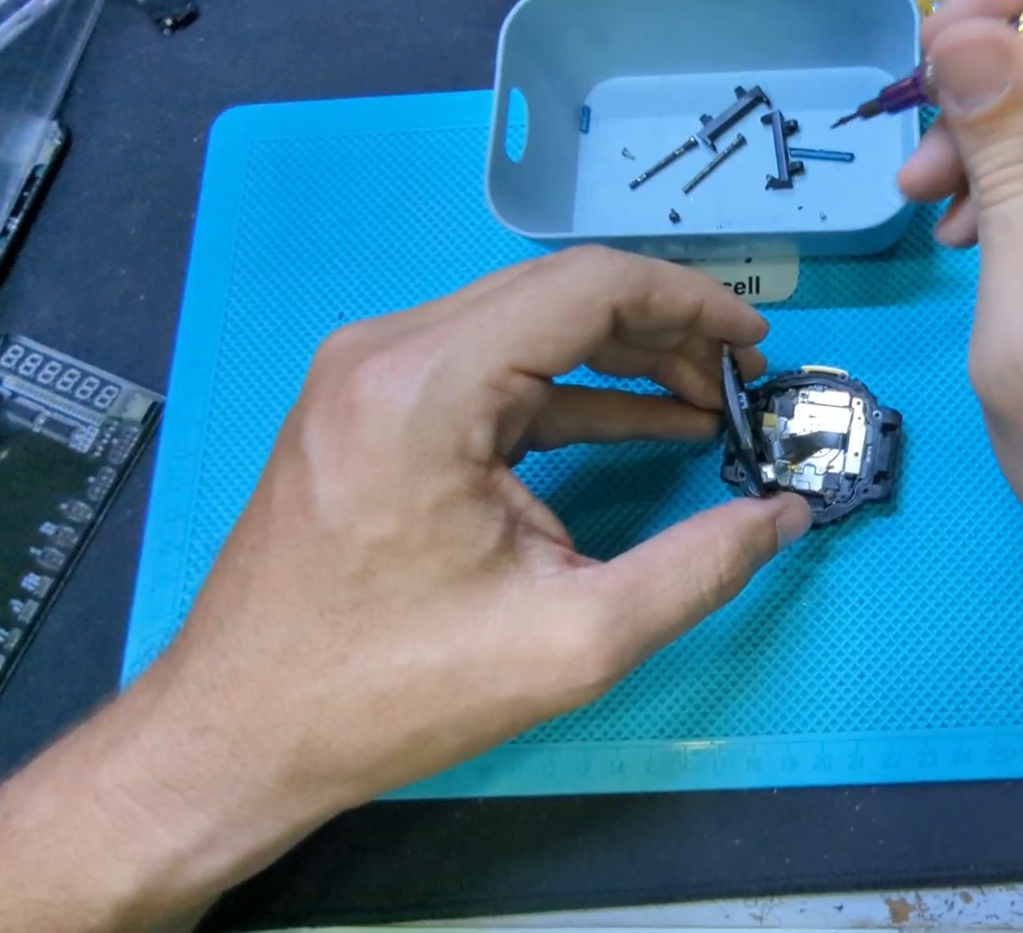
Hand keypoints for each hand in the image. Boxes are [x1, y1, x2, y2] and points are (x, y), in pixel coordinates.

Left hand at [146, 247, 810, 814]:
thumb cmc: (398, 689)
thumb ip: (704, 567)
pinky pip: (515, 369)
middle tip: (746, 378)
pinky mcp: (391, 404)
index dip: (691, 302)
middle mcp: (397, 351)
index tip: (755, 343)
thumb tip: (786, 514)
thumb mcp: (580, 639)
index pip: (589, 286)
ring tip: (716, 397)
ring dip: (639, 354)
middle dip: (674, 328)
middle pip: (569, 292)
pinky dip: (593, 389)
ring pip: (544, 323)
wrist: (237, 737)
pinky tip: (659, 420)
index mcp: (430, 385)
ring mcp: (385, 373)